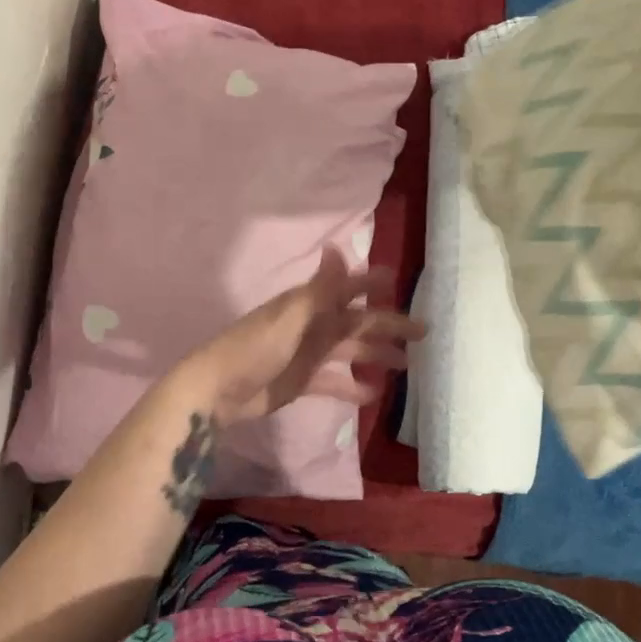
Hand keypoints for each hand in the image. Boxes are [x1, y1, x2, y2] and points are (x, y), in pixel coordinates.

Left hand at [170, 247, 425, 427]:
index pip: (348, 289)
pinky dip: (353, 387)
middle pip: (357, 323)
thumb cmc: (254, 348)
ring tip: (407, 365)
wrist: (217, 390)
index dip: (371, 283)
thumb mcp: (291, 317)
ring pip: (350, 351)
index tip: (400, 281)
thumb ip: (320, 289)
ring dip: (376, 354)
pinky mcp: (302, 381)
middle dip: (388, 324)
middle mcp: (312, 324)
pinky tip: (375, 393)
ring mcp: (308, 353)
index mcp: (309, 304)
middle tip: (423, 332)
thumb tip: (339, 248)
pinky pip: (334, 381)